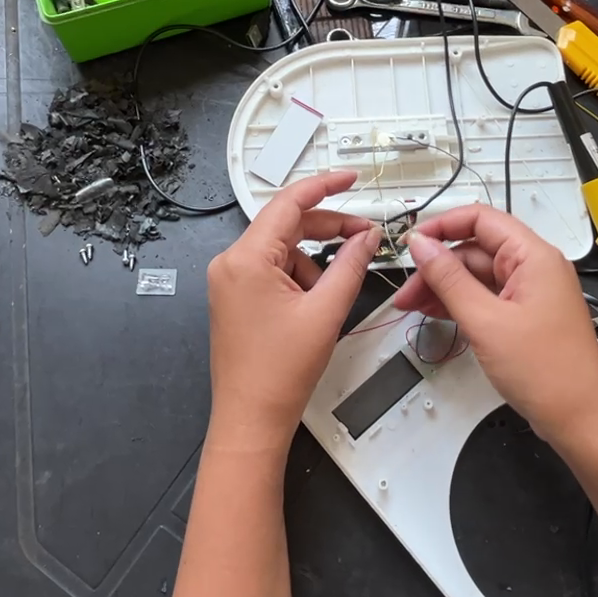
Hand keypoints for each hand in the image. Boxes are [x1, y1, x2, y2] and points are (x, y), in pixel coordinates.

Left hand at [207, 170, 380, 453]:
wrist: (251, 419)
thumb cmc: (278, 374)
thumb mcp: (326, 312)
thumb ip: (351, 265)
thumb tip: (367, 236)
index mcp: (246, 259)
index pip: (289, 203)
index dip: (325, 185)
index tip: (350, 178)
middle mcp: (230, 263)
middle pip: (288, 226)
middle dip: (328, 230)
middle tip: (365, 236)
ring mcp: (230, 280)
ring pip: (284, 250)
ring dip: (315, 263)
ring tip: (330, 299)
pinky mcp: (236, 296)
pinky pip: (273, 270)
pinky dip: (300, 279)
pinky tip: (314, 307)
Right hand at [391, 206, 597, 441]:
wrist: (580, 420)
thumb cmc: (546, 372)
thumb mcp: (484, 321)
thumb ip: (448, 279)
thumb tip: (421, 245)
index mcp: (533, 256)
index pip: (480, 219)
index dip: (442, 226)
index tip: (412, 243)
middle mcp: (534, 268)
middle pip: (474, 249)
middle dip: (436, 266)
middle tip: (406, 290)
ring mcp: (530, 292)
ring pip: (476, 275)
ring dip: (443, 287)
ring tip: (411, 307)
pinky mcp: (525, 315)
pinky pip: (485, 297)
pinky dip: (459, 304)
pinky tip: (435, 314)